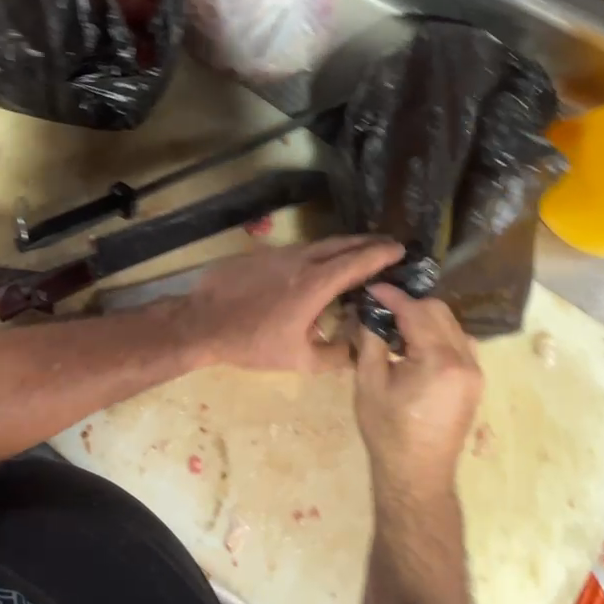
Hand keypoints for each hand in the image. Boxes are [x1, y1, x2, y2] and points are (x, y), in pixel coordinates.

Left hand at [169, 236, 404, 372]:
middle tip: (388, 246)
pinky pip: (293, 251)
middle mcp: (298, 261)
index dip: (381, 254)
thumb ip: (337, 355)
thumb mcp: (301, 359)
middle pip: (340, 244)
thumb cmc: (252, 343)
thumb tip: (359, 349)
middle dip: (366, 243)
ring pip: (316, 245)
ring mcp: (275, 254)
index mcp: (314, 283)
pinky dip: (313, 254)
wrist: (202, 322)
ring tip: (358, 254)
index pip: (357, 261)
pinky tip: (316, 266)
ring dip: (340, 248)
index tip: (401, 250)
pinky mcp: (257, 254)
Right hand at [353, 284, 483, 503]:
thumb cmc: (387, 429)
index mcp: (440, 361)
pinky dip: (435, 333)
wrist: (417, 473)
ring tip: (392, 323)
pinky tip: (411, 342)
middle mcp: (465, 362)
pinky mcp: (473, 382)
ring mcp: (474, 373)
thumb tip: (366, 312)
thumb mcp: (369, 381)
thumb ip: (371, 340)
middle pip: (439, 313)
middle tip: (378, 305)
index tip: (369, 288)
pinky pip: (457, 342)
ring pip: (451, 325)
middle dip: (408, 303)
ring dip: (423, 317)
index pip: (417, 312)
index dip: (391, 296)